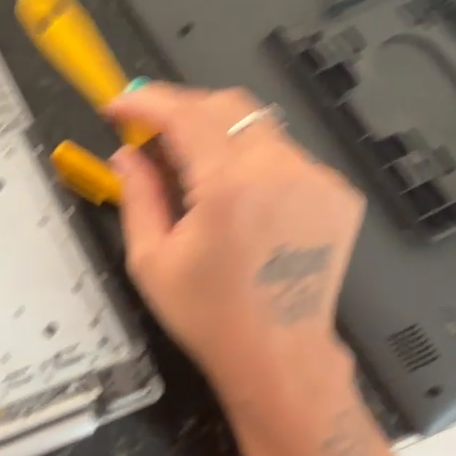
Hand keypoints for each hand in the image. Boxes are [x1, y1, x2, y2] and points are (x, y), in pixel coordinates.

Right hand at [105, 83, 365, 404]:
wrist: (276, 353)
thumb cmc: (209, 316)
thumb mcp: (151, 260)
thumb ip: (137, 196)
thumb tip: (127, 155)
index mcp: (229, 188)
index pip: (184, 115)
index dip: (145, 102)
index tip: (120, 103)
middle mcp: (280, 172)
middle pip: (226, 106)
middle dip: (180, 109)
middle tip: (148, 132)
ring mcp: (316, 179)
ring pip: (257, 128)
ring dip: (216, 136)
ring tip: (189, 171)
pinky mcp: (335, 193)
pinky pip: (285, 155)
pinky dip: (251, 160)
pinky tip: (233, 196)